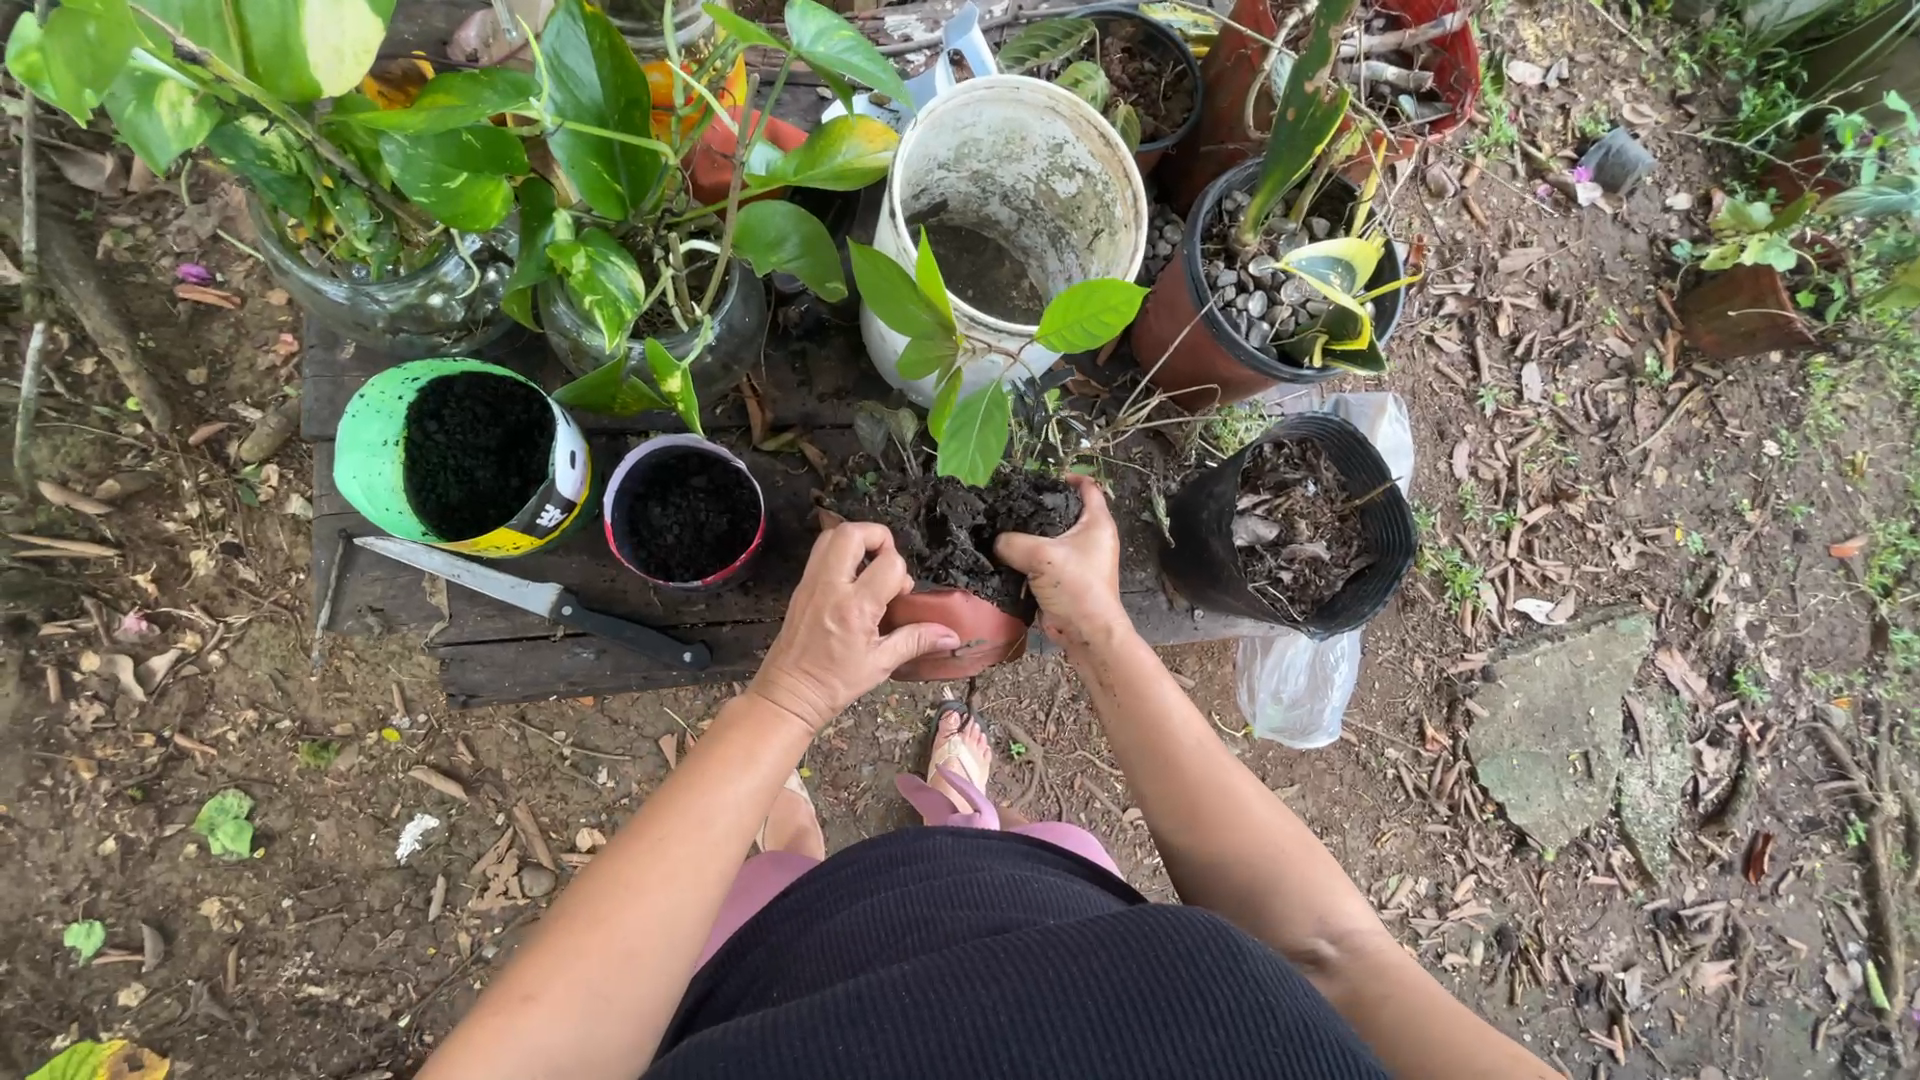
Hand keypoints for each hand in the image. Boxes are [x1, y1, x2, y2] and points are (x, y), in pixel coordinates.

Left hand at [749, 522, 960, 732]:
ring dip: (856, 541)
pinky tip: (851, 580)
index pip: (889, 564)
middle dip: (878, 537)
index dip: (902, 574)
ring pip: (831, 536)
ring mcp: (812, 583)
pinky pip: (820, 553)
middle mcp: (831, 587)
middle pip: (852, 533)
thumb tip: (950, 635)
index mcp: (855, 607)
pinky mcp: (801, 587)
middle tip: (887, 561)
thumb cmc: (834, 683)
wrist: (789, 693)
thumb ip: (916, 640)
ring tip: (869, 566)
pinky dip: (839, 554)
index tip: (900, 594)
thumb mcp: (881, 663)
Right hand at [994, 473, 1127, 645]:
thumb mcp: (1040, 556)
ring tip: (1004, 526)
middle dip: (1041, 507)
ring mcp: (1078, 560)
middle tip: (1014, 503)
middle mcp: (1090, 538)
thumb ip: (1012, 542)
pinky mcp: (1064, 578)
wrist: (1086, 632)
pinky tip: (1007, 554)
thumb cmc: (1075, 587)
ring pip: (1051, 537)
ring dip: (1031, 535)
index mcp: (1097, 523)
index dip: (1069, 477)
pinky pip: (1043, 560)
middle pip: (1065, 512)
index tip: (1043, 478)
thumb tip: (995, 541)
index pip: (1088, 488)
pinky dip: (1028, 557)